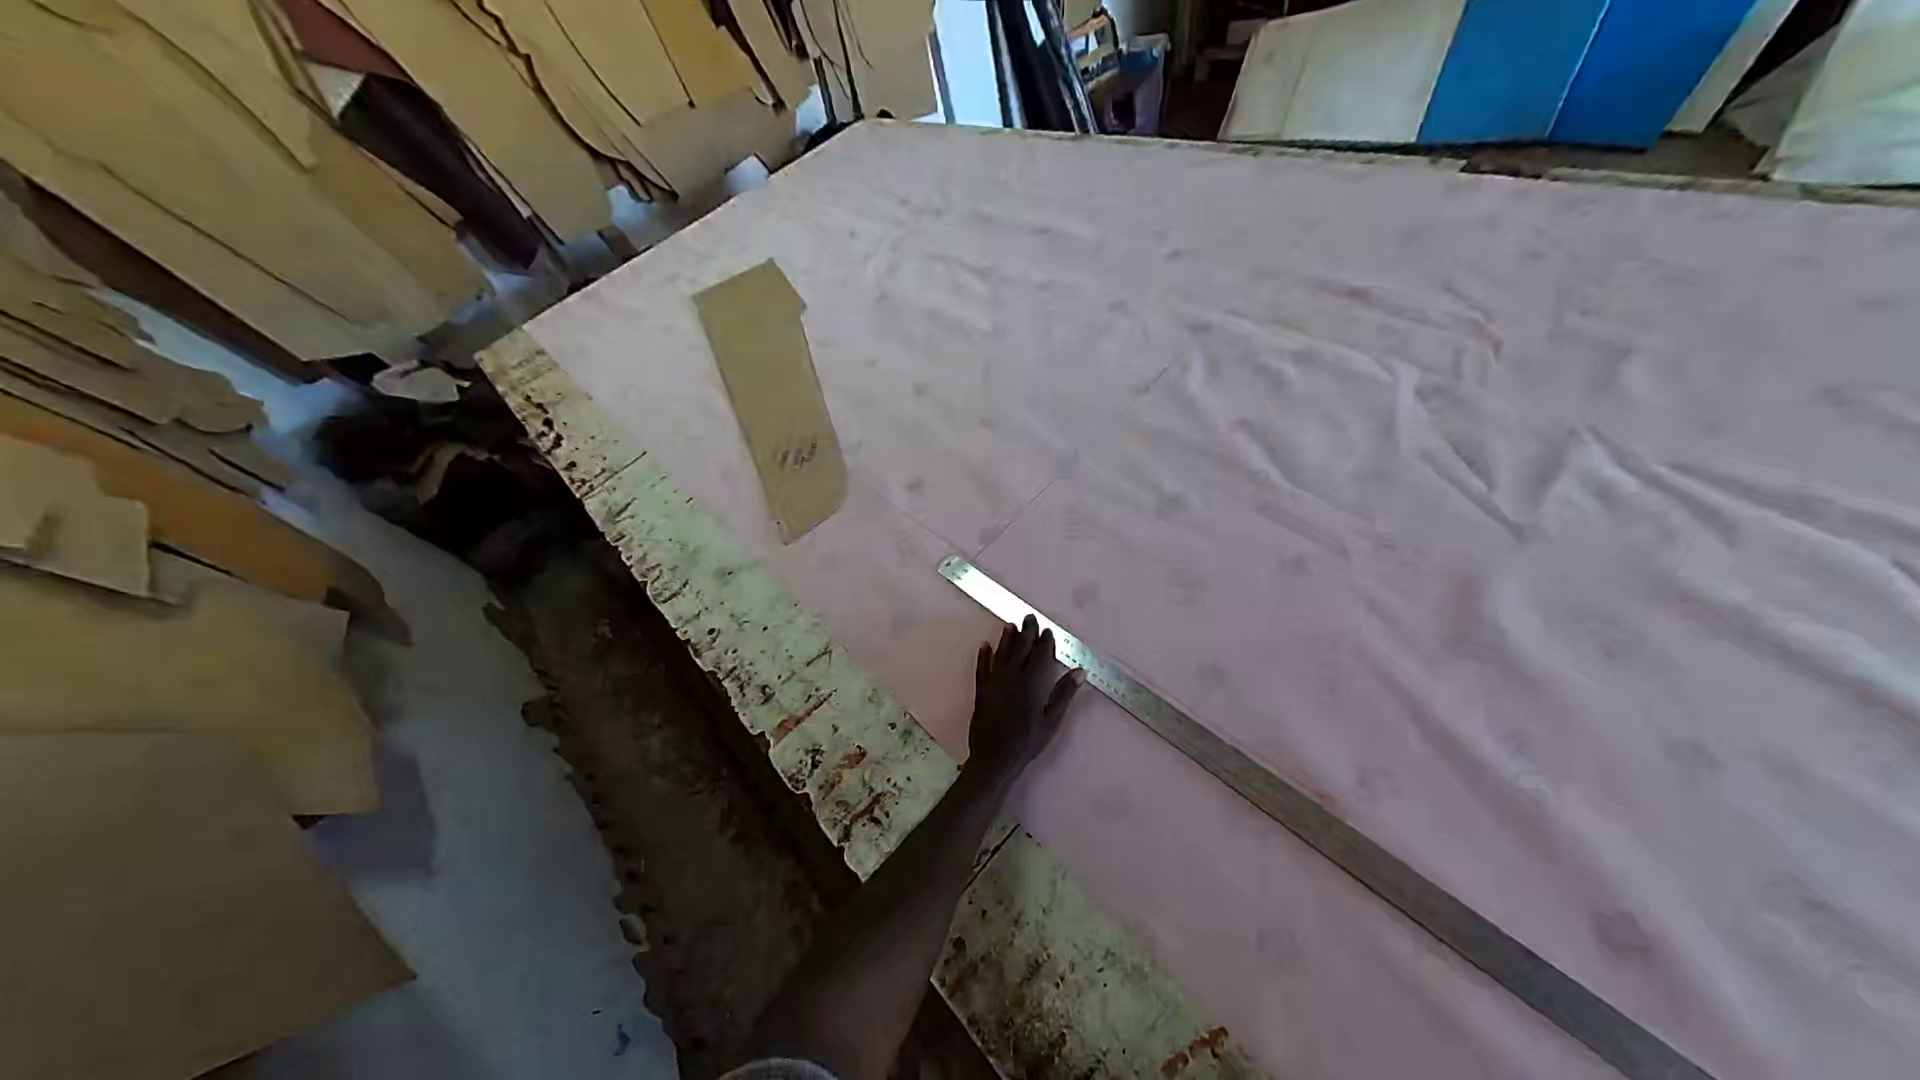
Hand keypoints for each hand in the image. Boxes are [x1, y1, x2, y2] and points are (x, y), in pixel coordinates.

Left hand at [967, 614, 1083, 778]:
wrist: (995, 757)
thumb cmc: (1028, 741)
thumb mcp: (1052, 720)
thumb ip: (1064, 694)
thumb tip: (1080, 671)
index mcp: (1031, 684)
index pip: (1039, 656)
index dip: (1044, 642)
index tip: (1047, 630)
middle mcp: (1011, 678)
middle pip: (1019, 649)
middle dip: (1026, 632)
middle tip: (1029, 617)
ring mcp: (994, 683)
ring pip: (1000, 655)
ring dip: (1006, 639)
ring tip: (1010, 625)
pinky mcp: (981, 692)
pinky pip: (981, 669)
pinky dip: (983, 656)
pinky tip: (984, 646)